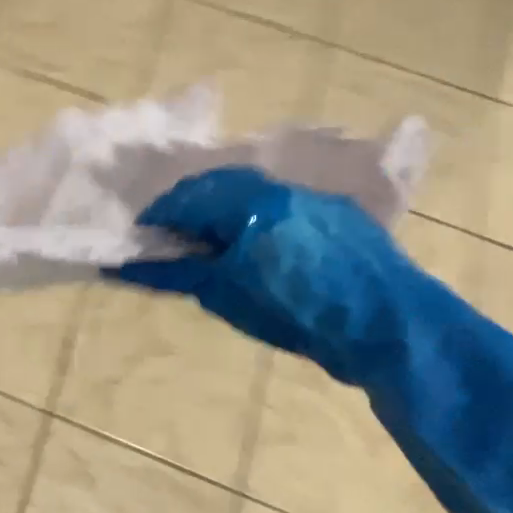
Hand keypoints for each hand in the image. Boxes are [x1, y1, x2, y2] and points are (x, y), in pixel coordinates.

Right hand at [111, 166, 419, 383]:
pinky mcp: (338, 214)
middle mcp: (281, 189)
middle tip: (170, 235)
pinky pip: (282, 202)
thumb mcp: (223, 294)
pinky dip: (255, 215)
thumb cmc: (294, 311)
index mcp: (249, 203)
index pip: (187, 196)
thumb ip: (174, 273)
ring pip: (252, 190)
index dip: (158, 214)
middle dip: (189, 206)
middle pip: (218, 184)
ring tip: (209, 240)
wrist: (387, 327)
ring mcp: (314, 198)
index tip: (141, 234)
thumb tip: (125, 266)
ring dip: (223, 209)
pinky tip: (253, 243)